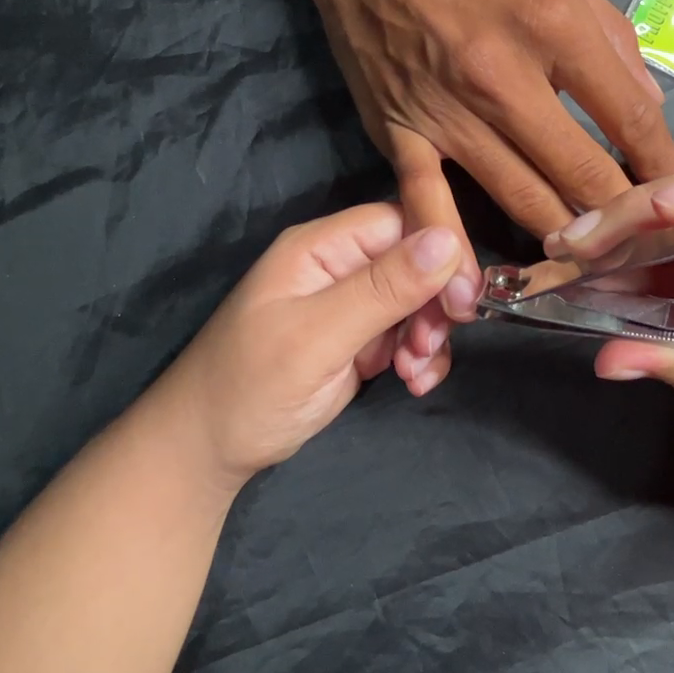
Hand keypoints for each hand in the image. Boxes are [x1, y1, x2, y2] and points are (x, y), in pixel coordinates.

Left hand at [157, 203, 460, 489]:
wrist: (209, 450)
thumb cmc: (251, 386)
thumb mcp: (318, 336)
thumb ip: (382, 289)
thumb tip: (447, 238)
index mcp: (320, 247)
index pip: (399, 222)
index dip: (440, 252)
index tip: (464, 299)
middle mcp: (338, 267)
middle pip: (415, 262)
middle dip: (433, 303)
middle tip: (430, 344)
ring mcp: (349, 305)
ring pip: (417, 301)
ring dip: (428, 335)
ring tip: (414, 372)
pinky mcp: (358, 341)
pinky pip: (406, 334)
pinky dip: (420, 356)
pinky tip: (413, 382)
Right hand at [275, 0, 673, 393]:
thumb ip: (611, 41)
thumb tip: (644, 110)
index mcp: (554, 26)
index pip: (631, 118)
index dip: (666, 168)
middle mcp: (504, 79)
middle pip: (583, 175)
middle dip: (626, 221)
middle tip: (652, 252)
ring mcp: (448, 115)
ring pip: (523, 201)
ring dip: (566, 244)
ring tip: (597, 270)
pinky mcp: (401, 136)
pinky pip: (430, 205)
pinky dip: (453, 254)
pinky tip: (477, 296)